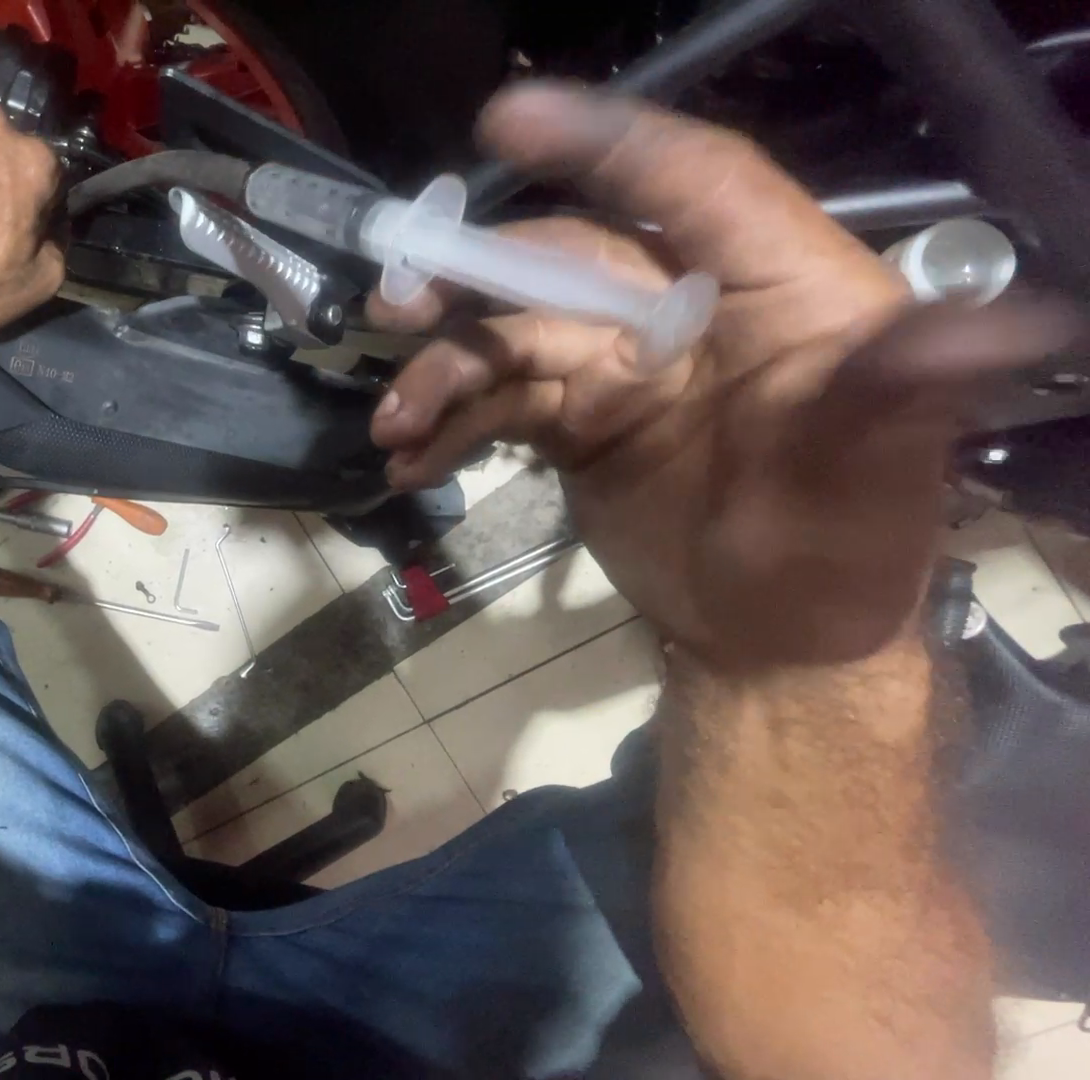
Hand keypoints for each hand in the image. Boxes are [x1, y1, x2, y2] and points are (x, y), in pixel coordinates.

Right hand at [368, 83, 1079, 668]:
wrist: (763, 637)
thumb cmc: (838, 552)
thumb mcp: (872, 476)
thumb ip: (896, 396)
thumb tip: (1007, 326)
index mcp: (772, 294)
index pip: (693, 187)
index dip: (602, 145)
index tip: (502, 121)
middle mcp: (681, 317)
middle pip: (560, 270)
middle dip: (472, 287)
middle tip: (396, 308)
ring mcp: (616, 373)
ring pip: (507, 346)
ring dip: (441, 381)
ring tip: (393, 431)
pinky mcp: (570, 425)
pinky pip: (493, 412)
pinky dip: (447, 436)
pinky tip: (411, 467)